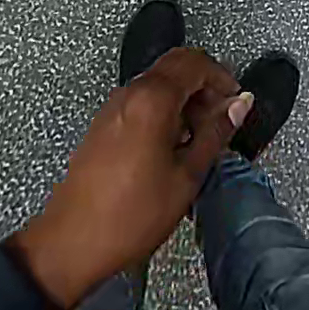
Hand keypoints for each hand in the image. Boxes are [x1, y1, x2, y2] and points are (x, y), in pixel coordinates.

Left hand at [6, 48, 251, 309]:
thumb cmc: (131, 215)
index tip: (235, 100)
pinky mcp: (104, 122)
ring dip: (185, 95)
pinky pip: (142, 97)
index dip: (222, 77)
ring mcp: (114, 105)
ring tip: (199, 134)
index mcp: (153, 98)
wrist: (68, 246)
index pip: (196, 63)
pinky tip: (172, 142)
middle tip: (221, 112)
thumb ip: (216, 132)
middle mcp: (132, 92)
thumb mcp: (187, 175)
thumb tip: (240, 104)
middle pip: (176, 63)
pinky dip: (164, 106)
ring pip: (159, 79)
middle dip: (204, 81)